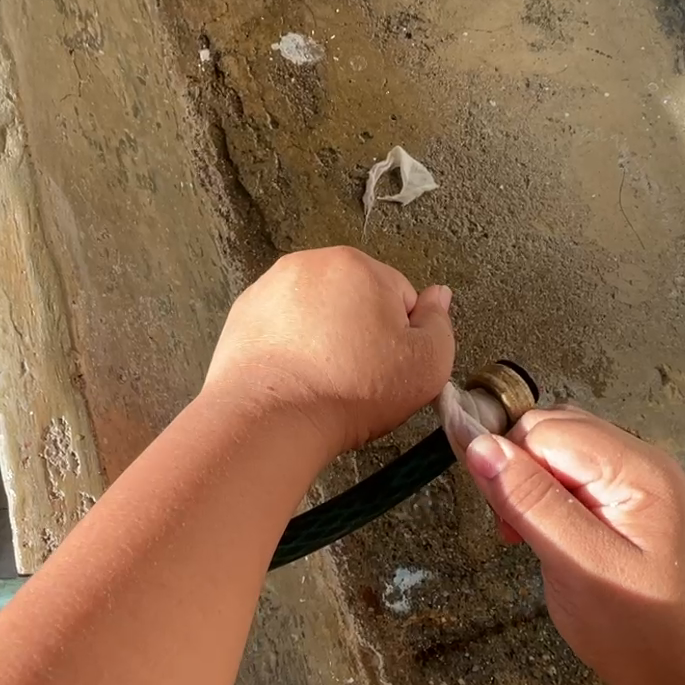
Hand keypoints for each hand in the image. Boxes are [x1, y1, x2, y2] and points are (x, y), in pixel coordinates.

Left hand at [205, 247, 454, 457]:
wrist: (272, 419)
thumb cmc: (349, 392)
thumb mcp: (427, 365)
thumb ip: (441, 324)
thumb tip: (438, 296)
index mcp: (358, 266)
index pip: (399, 297)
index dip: (402, 339)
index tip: (389, 367)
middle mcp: (310, 265)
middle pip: (356, 301)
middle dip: (361, 334)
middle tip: (358, 377)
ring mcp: (270, 288)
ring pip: (317, 314)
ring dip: (326, 340)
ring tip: (325, 380)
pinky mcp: (244, 316)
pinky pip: (283, 329)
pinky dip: (292, 349)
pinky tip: (297, 379)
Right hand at [461, 407, 684, 684]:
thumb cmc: (635, 630)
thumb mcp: (577, 564)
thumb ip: (530, 500)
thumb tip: (478, 444)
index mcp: (638, 468)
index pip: (547, 429)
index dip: (512, 465)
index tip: (507, 524)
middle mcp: (643, 460)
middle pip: (554, 430)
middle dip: (520, 470)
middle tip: (516, 533)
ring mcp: (640, 480)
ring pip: (559, 450)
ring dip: (531, 484)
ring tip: (533, 537)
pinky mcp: (631, 502)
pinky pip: (574, 475)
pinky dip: (549, 497)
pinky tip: (552, 536)